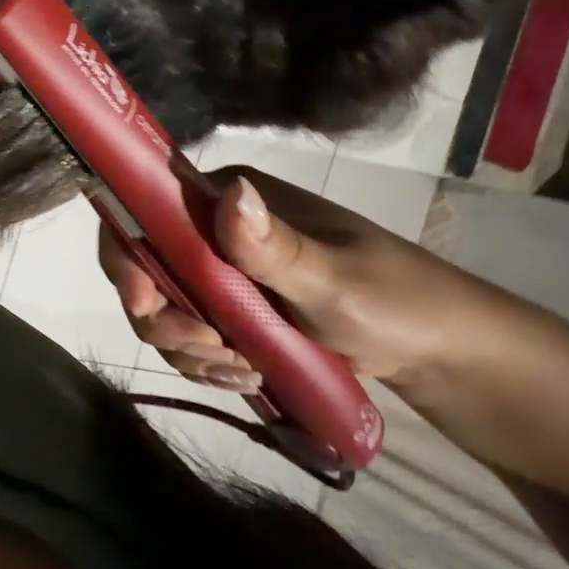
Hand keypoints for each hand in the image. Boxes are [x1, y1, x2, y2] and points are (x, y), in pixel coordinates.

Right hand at [102, 167, 502, 390]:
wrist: (441, 353)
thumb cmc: (395, 303)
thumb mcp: (332, 278)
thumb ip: (274, 246)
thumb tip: (232, 193)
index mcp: (227, 199)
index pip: (145, 213)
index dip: (127, 257)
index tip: (146, 304)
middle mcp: (212, 227)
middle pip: (143, 268)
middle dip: (163, 317)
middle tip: (208, 348)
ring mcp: (220, 271)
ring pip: (161, 308)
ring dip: (186, 348)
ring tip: (239, 369)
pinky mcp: (231, 309)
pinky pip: (187, 336)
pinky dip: (203, 361)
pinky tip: (242, 374)